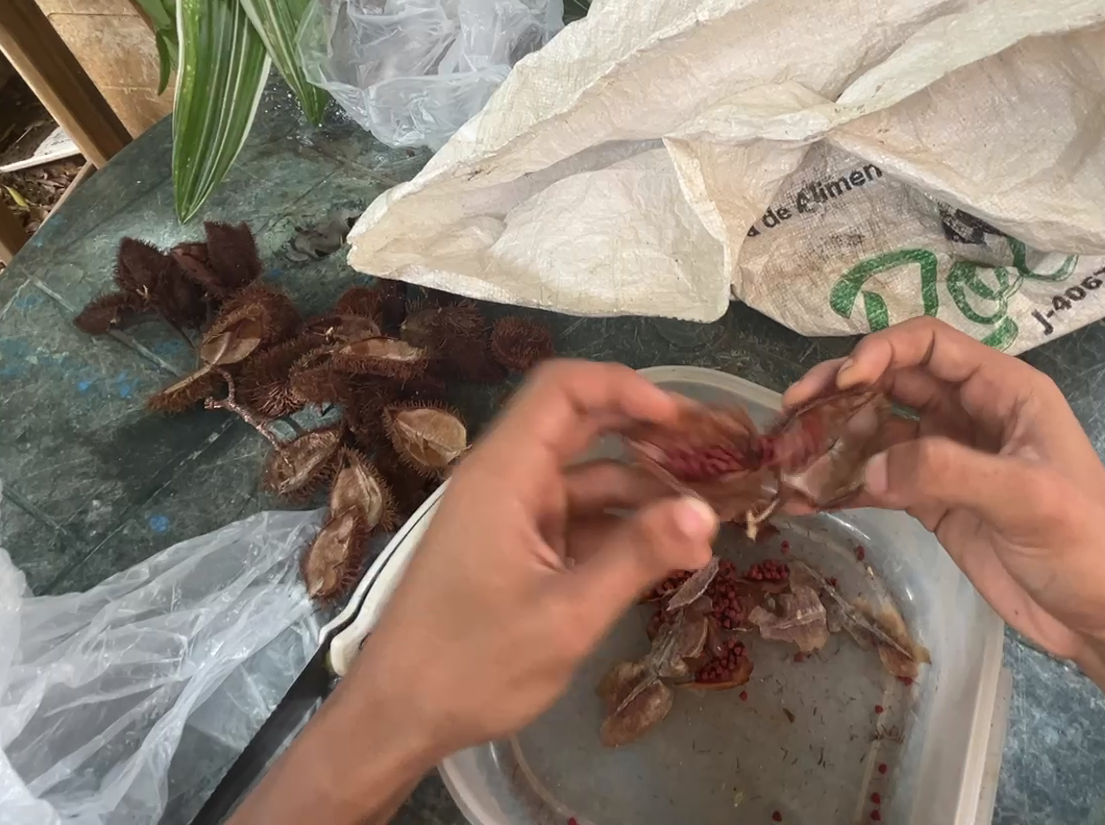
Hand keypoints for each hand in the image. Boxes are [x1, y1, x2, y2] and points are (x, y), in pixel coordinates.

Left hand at [340, 359, 718, 758]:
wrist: (398, 718)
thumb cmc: (471, 665)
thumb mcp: (566, 616)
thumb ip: (637, 557)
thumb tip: (704, 513)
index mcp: (505, 472)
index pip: (562, 389)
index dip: (621, 386)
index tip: (678, 416)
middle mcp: (507, 476)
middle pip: (579, 422)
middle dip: (643, 429)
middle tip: (706, 448)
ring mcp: (512, 509)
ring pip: (586, 472)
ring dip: (640, 486)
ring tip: (702, 511)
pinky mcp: (519, 541)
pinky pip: (578, 513)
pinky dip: (620, 523)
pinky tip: (666, 548)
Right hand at [785, 317, 1104, 661]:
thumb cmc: (1089, 547)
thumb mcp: (1028, 499)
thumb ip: (946, 471)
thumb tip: (865, 468)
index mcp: (1002, 390)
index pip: (928, 345)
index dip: (881, 352)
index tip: (844, 383)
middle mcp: (967, 413)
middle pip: (890, 380)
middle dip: (839, 388)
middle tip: (793, 407)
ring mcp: (945, 456)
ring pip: (875, 427)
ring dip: (832, 435)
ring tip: (786, 449)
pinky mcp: (929, 498)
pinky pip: (876, 478)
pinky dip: (842, 483)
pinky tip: (805, 496)